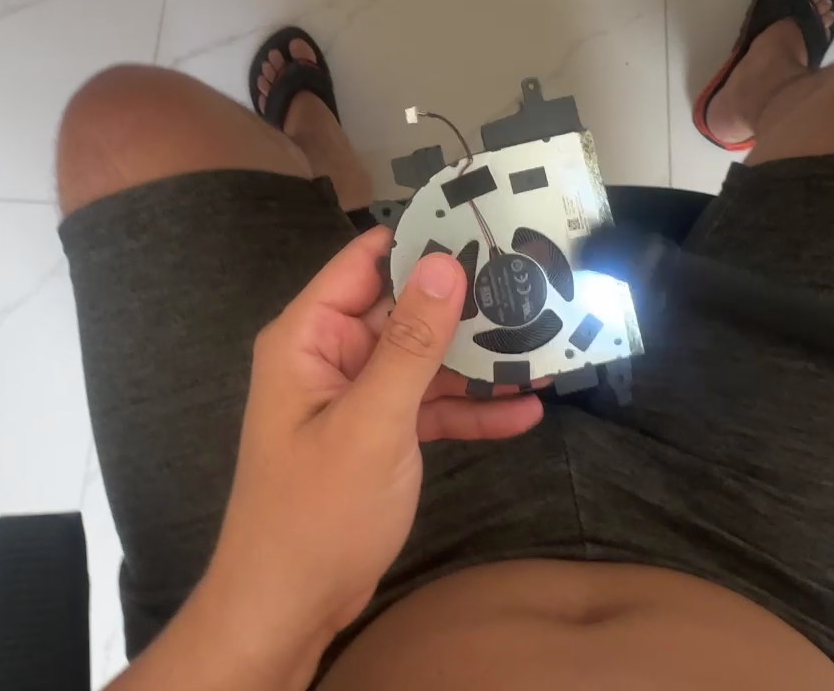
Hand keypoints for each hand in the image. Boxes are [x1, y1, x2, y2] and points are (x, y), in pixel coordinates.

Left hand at [208, 228, 542, 651]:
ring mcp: (359, 394)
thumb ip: (411, 343)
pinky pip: (429, 405)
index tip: (480, 224)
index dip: (419, 240)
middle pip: (405, 309)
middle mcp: (333, 354)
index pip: (365, 262)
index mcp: (310, 335)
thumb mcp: (371, 421)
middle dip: (464, 304)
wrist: (290, 609)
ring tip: (544, 346)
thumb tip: (444, 263)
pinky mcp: (380, 431)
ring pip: (425, 359)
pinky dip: (470, 409)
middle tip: (532, 285)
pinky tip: (524, 412)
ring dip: (478, 361)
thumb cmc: (316, 510)